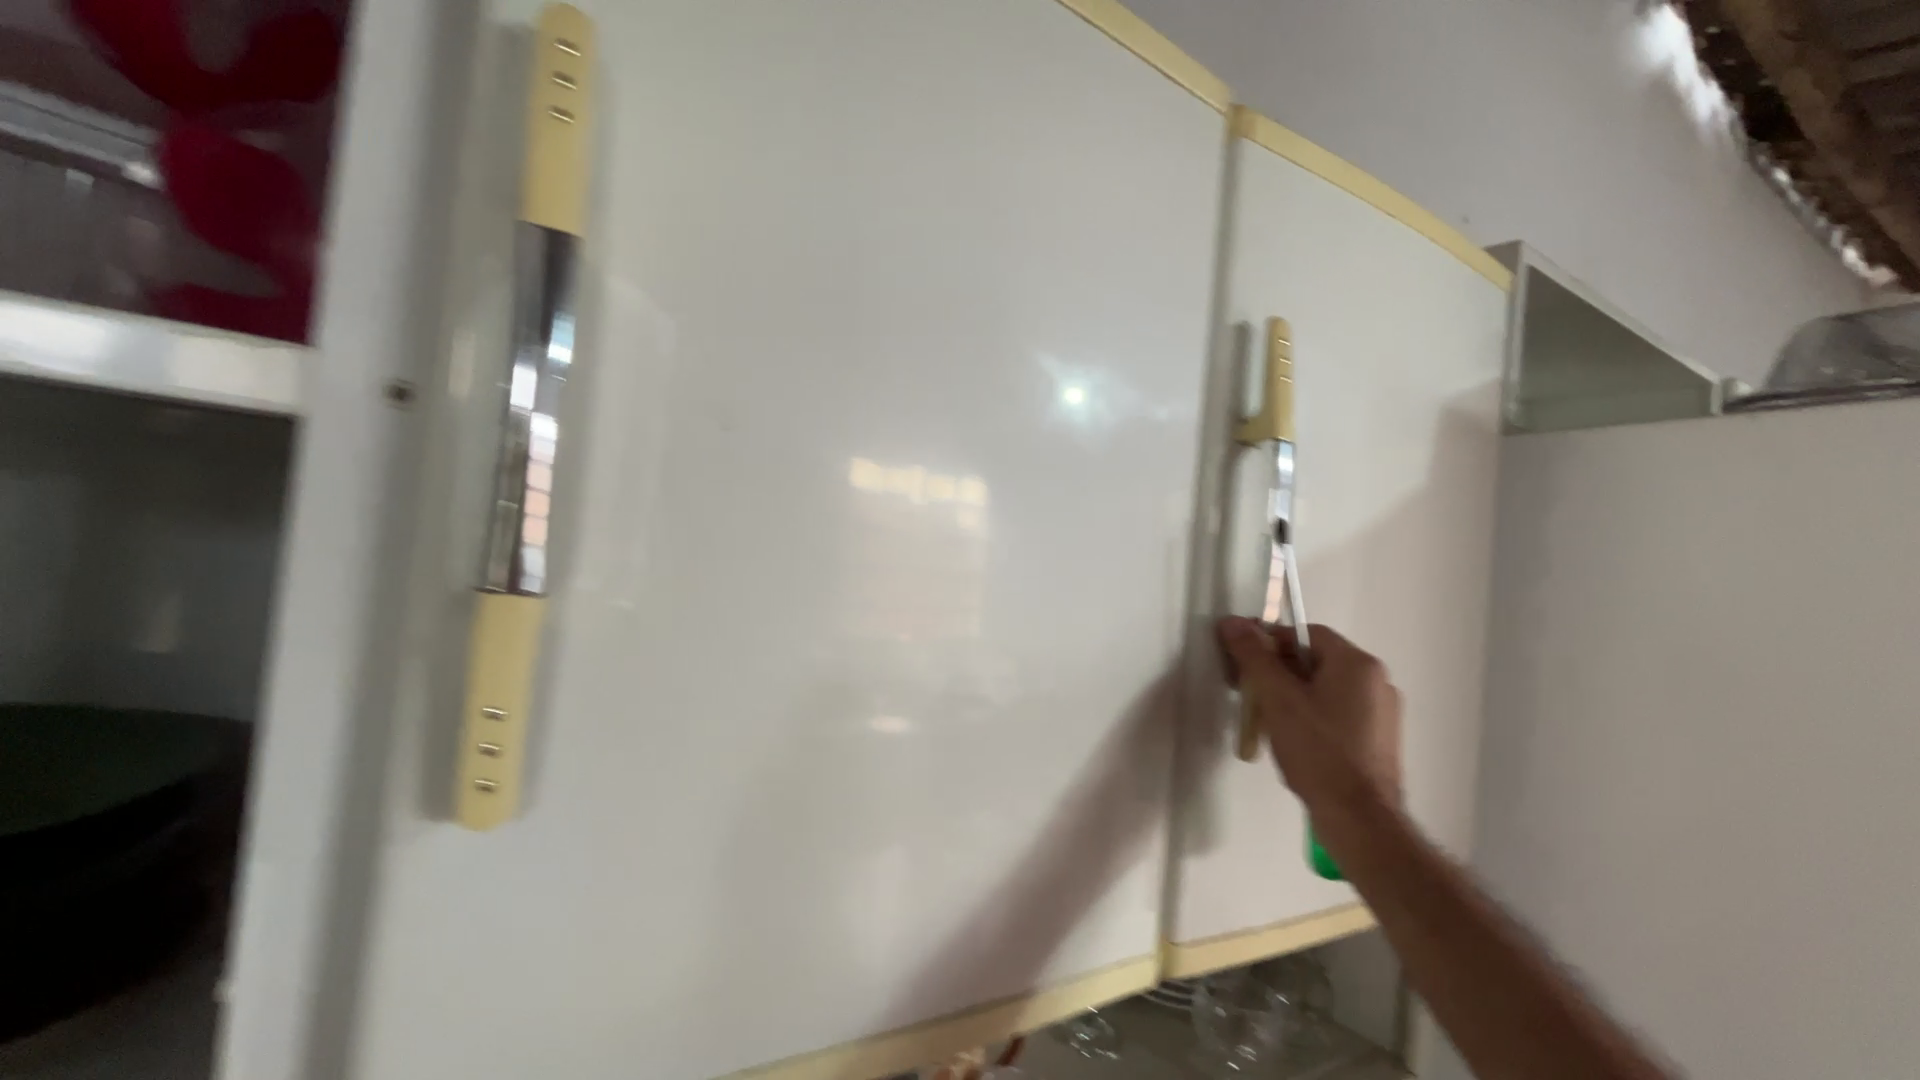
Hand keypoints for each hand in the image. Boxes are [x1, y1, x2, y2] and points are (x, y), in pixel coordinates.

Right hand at [1217, 616, 1402, 812]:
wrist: (1359, 818)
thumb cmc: (1318, 752)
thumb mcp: (1277, 699)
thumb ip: (1254, 657)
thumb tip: (1233, 621)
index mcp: (1357, 663)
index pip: (1305, 634)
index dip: (1270, 643)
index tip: (1244, 662)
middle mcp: (1377, 681)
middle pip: (1316, 661)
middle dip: (1279, 673)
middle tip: (1251, 694)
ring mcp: (1383, 713)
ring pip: (1327, 689)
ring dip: (1294, 697)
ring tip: (1270, 722)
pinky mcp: (1380, 740)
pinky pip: (1340, 714)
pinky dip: (1314, 718)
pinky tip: (1297, 743)